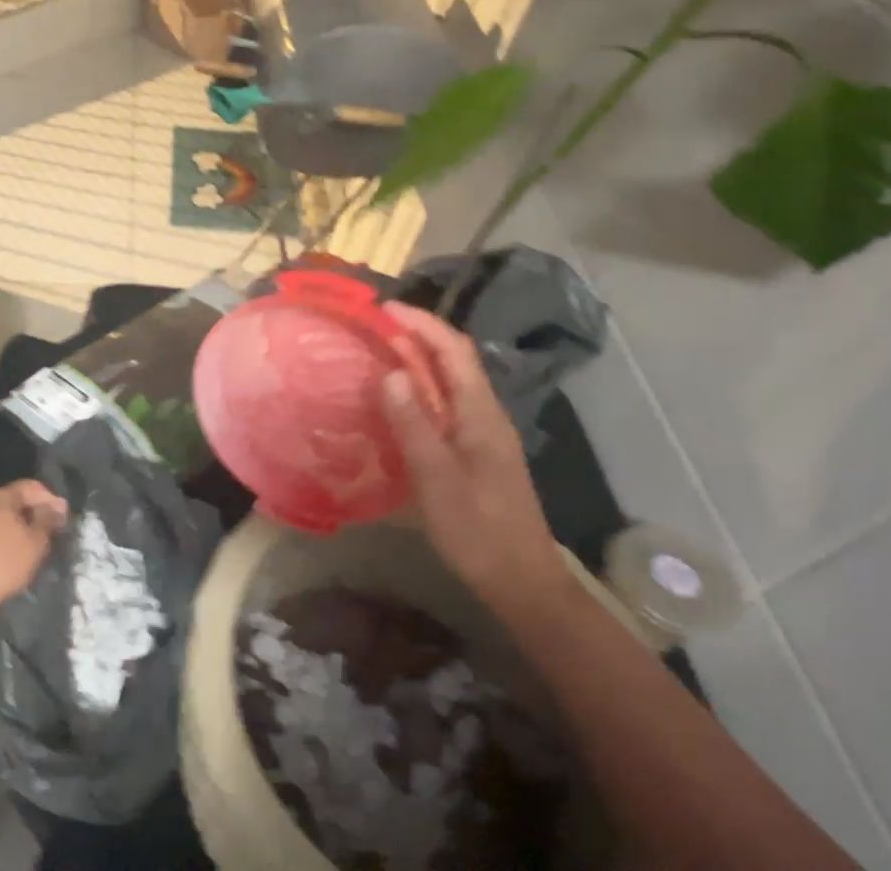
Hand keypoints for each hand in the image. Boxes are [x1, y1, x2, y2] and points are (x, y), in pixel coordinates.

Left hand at [0, 480, 68, 619]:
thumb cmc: (3, 563)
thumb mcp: (35, 542)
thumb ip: (49, 520)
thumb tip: (58, 505)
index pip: (31, 487)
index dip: (51, 499)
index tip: (64, 519)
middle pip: (14, 499)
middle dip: (35, 512)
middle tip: (51, 531)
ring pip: (0, 516)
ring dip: (18, 526)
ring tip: (33, 544)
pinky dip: (3, 536)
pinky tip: (10, 553)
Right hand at [379, 303, 569, 609]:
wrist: (520, 580)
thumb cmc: (478, 530)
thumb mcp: (437, 478)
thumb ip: (414, 425)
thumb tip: (390, 373)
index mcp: (481, 414)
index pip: (454, 350)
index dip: (421, 324)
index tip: (381, 309)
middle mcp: (486, 415)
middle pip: (453, 361)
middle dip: (416, 337)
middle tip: (370, 331)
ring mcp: (483, 436)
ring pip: (450, 385)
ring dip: (416, 365)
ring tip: (375, 360)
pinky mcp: (476, 455)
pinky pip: (446, 409)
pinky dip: (419, 395)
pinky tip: (394, 409)